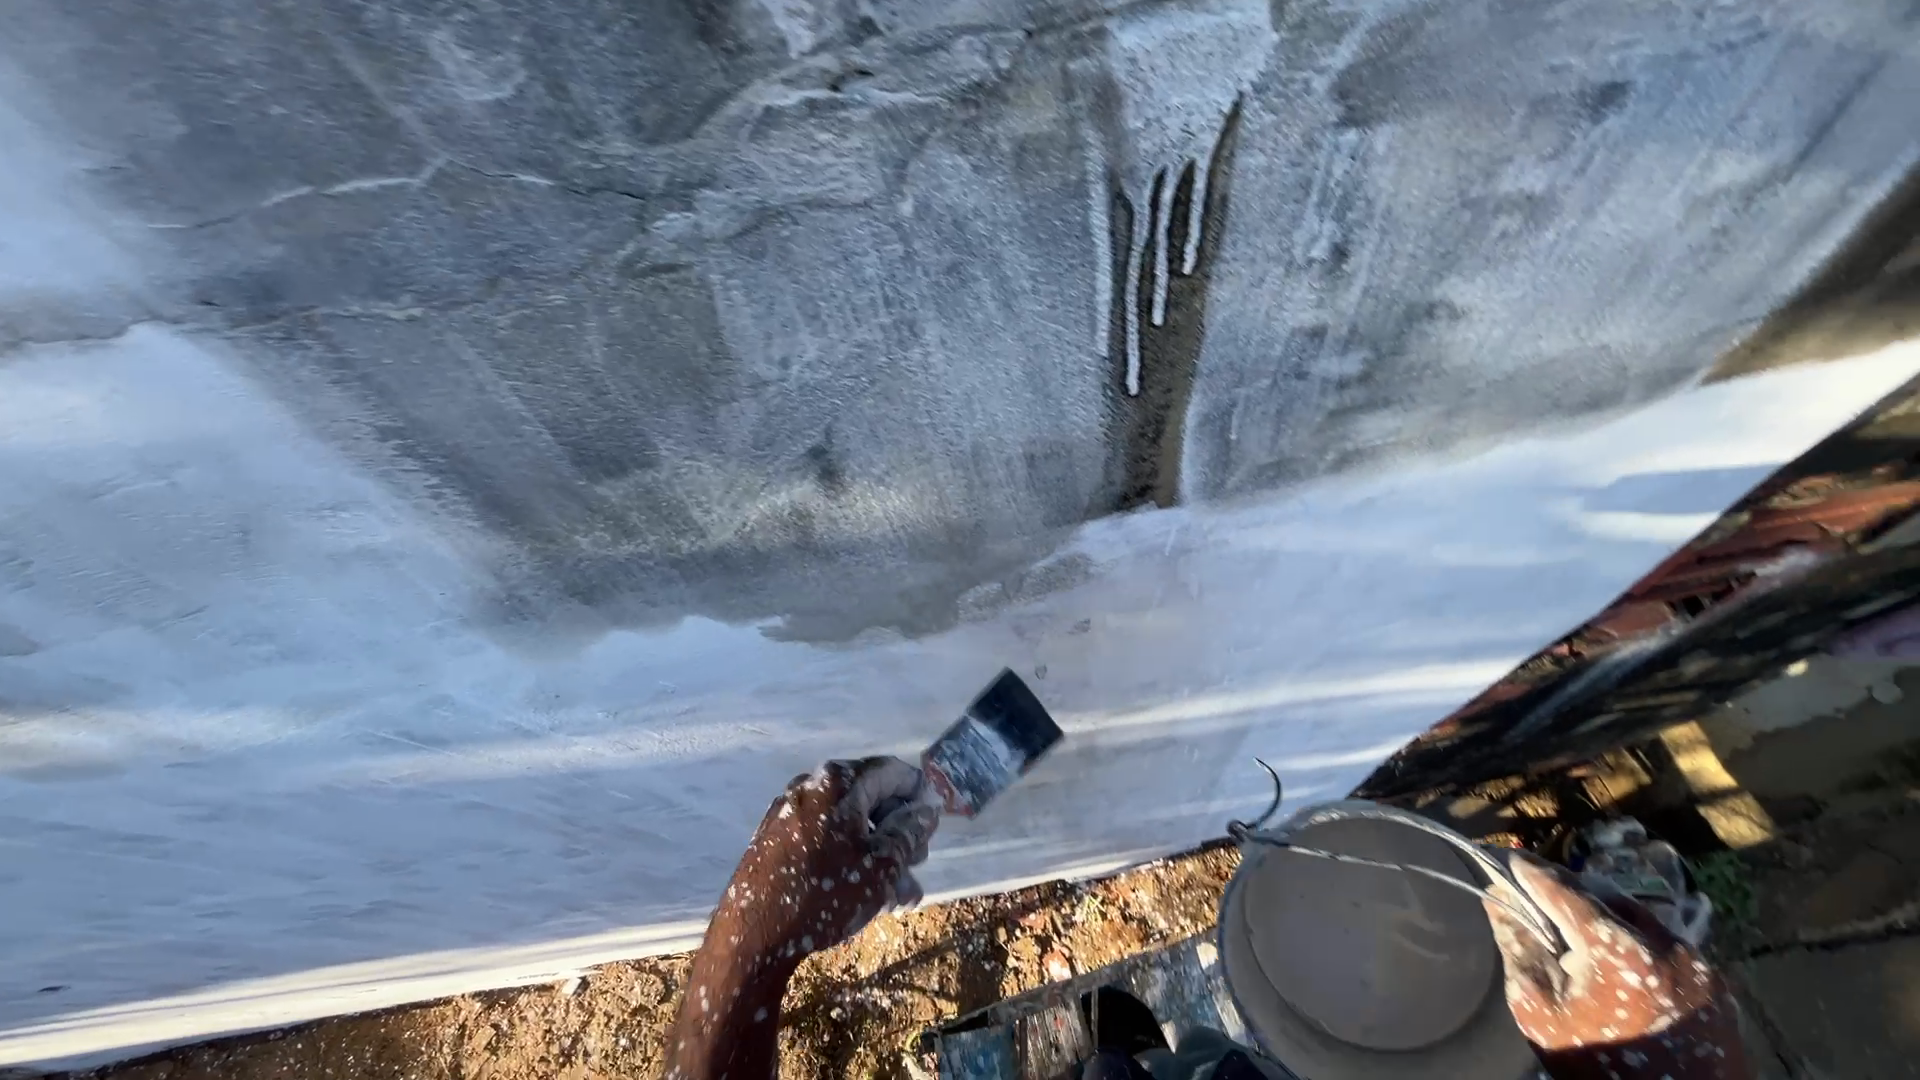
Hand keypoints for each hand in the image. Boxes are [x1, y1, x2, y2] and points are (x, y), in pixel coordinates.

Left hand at [665, 757, 939, 1079]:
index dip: (918, 793)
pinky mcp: (775, 839)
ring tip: (899, 894)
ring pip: (849, 825)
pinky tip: (866, 893)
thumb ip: (910, 831)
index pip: (891, 771)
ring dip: (879, 853)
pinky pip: (825, 838)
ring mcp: (790, 812)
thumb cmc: (825, 894)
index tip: (934, 822)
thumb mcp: (882, 864)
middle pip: (870, 798)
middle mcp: (811, 785)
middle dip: (899, 832)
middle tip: (918, 864)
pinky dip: (850, 858)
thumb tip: (927, 808)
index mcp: (838, 781)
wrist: (751, 938)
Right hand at [1483, 855, 1747, 1078]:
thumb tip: (1497, 897)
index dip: (1530, 870)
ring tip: (1573, 924)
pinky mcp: (1716, 986)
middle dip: (1565, 888)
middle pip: (1602, 893)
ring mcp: (1699, 965)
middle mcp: (1665, 945)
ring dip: (1600, 910)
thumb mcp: (1538, 1009)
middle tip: (1535, 891)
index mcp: (1618, 949)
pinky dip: (1630, 935)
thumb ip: (1517, 946)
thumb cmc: (1597, 1067)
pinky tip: (1611, 954)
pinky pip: (1662, 941)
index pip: (1563, 889)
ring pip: (1636, 914)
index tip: (1508, 856)